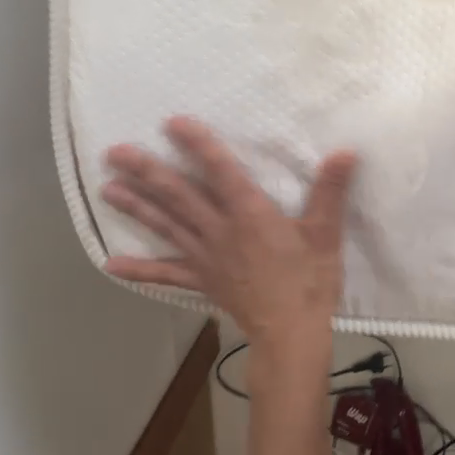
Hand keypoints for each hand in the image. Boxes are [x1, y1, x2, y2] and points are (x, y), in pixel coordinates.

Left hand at [101, 117, 356, 356]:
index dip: (199, 146)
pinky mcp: (203, 281)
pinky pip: (166, 274)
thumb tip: (345, 151)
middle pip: (180, 196)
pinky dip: (139, 269)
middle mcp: (221, 231)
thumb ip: (331, 190)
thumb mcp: (327, 232)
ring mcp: (207, 258)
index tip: (174, 123)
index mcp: (250, 214)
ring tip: (108, 188)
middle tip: (117, 152)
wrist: (290, 331)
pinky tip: (110, 264)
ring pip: (167, 226)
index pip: (221, 172)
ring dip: (138, 207)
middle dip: (149, 172)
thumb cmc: (311, 278)